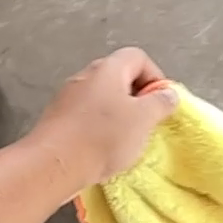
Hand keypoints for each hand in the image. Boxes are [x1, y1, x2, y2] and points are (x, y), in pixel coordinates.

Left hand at [26, 48, 178, 189]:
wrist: (54, 165)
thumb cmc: (103, 138)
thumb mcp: (143, 120)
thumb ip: (160, 103)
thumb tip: (168, 93)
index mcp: (107, 68)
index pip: (138, 57)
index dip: (155, 77)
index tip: (161, 102)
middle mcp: (84, 76)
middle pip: (118, 76)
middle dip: (136, 97)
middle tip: (145, 122)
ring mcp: (67, 97)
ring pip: (100, 98)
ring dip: (116, 114)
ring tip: (124, 139)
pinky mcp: (56, 119)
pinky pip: (84, 116)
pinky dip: (97, 127)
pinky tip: (101, 149)